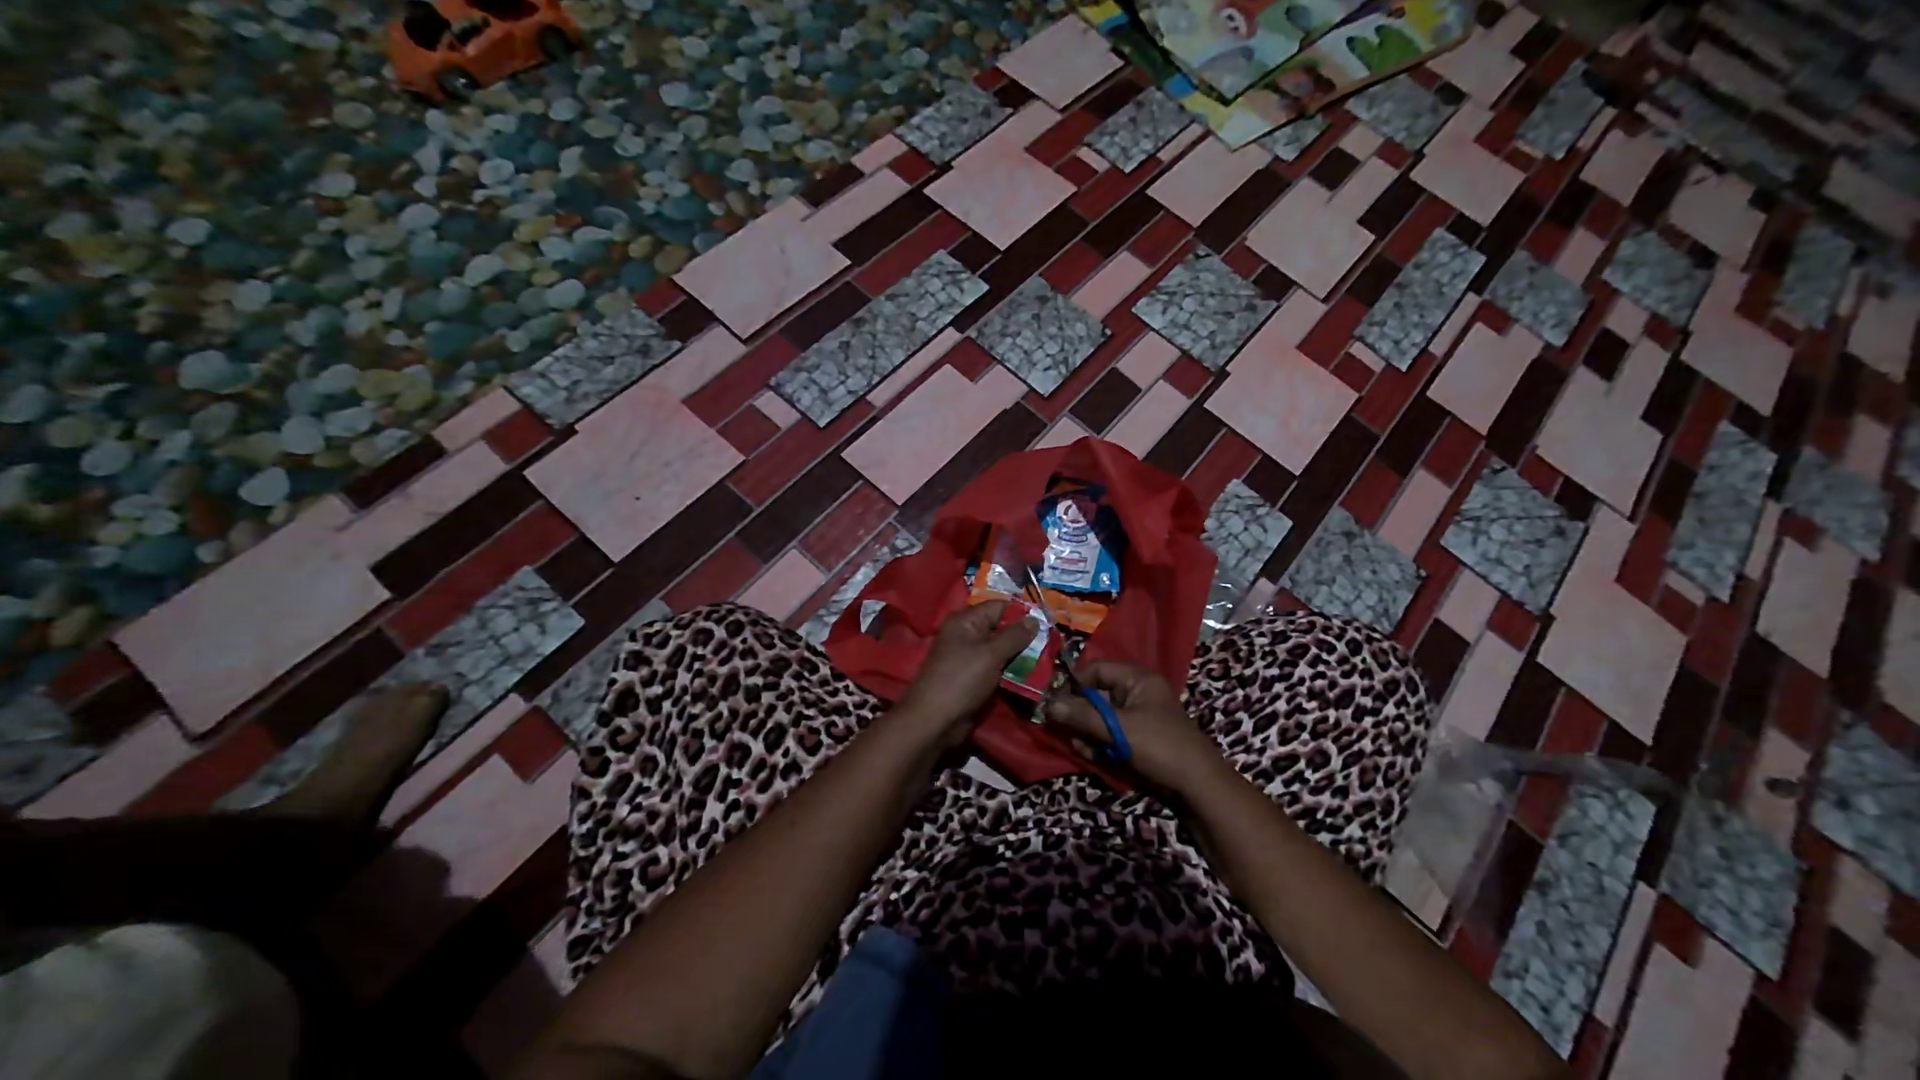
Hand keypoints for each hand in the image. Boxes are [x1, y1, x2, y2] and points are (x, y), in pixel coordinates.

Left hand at [896, 601, 1037, 749]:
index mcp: (966, 621)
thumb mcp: (990, 654)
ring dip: (1022, 655)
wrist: (936, 720)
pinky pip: (998, 667)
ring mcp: (970, 657)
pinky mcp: (975, 677)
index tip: (1047, 622)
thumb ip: (1014, 635)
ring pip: (1002, 650)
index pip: (999, 606)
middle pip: (1002, 628)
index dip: (1022, 612)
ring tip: (1048, 659)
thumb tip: (1034, 619)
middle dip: (1025, 636)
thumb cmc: (962, 680)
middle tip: (1052, 642)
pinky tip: (1034, 674)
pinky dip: (1013, 670)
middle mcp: (967, 634)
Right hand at [1045, 661, 1223, 791]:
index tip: (1057, 702)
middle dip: (1080, 714)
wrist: (1197, 785)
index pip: (1097, 669)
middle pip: (1096, 695)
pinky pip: (1110, 734)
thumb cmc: (1160, 746)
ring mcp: (1137, 717)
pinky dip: (1100, 744)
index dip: (1076, 683)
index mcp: (1138, 679)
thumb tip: (1049, 704)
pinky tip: (1095, 756)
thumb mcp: (1118, 729)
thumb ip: (1083, 715)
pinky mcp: (1136, 738)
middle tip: (1066, 729)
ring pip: (1100, 717)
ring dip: (1088, 732)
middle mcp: (1136, 693)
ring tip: (1084, 748)